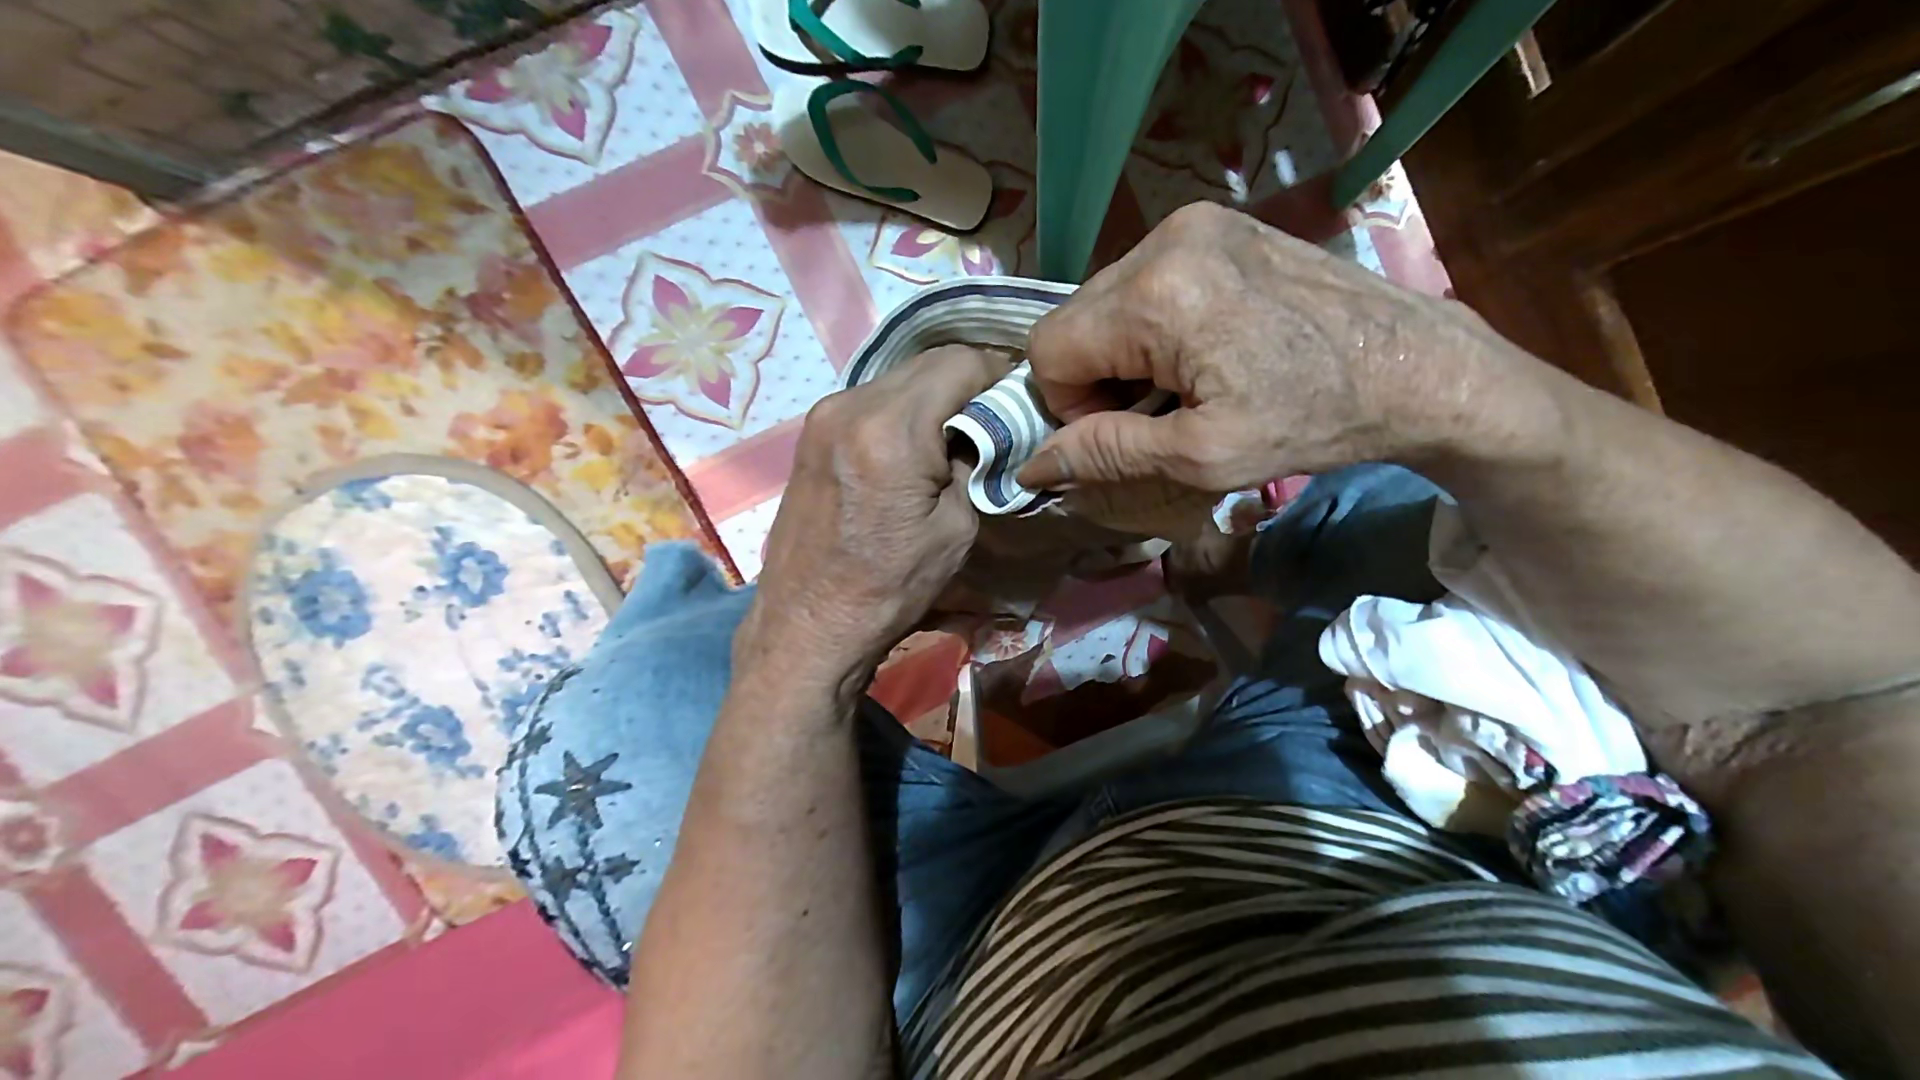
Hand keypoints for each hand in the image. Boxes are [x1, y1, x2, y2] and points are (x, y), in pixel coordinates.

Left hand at [737, 345, 1012, 694]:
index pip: (962, 362)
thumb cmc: (890, 585)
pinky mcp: (813, 431)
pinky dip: (903, 412)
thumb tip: (989, 429)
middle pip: (929, 363)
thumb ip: (976, 461)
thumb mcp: (957, 526)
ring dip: (934, 398)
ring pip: (900, 379)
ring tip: (954, 439)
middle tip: (993, 423)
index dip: (1000, 376)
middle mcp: (851, 404)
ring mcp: (825, 413)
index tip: (1018, 406)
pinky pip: (874, 400)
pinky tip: (914, 448)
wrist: (810, 620)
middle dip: (969, 385)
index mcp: (892, 428)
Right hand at [1015, 202, 1506, 492]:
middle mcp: (1166, 239)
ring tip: (1184, 379)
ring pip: (1103, 301)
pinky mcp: (1217, 224)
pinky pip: (1140, 281)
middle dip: (1094, 377)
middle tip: (1157, 409)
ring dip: (1121, 351)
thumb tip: (1031, 467)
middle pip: (1073, 321)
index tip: (1126, 428)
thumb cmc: (1312, 420)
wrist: (1418, 368)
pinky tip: (1201, 348)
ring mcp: (1195, 222)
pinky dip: (1148, 324)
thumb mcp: (1200, 456)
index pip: (1049, 348)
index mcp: (1157, 294)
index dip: (1070, 402)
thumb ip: (1105, 453)